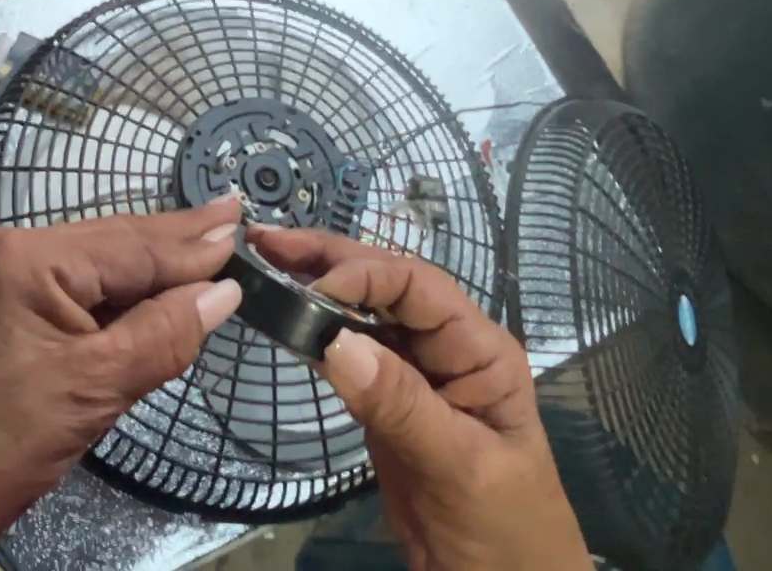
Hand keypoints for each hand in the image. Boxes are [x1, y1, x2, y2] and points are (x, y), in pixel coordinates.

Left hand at [0, 199, 244, 570]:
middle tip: (232, 212)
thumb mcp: (90, 392)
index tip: (242, 229)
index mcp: (31, 260)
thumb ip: (162, 335)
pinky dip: (126, 293)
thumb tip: (225, 292)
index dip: (191, 245)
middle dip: (177, 240)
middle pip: (117, 243)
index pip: (132, 246)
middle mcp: (19, 251)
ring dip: (156, 265)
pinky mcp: (12, 306)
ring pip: (102, 265)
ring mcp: (11, 277)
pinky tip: (161, 282)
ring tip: (211, 237)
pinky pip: (83, 289)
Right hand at [252, 228, 591, 570]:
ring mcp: (412, 369)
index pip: (417, 286)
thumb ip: (400, 403)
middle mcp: (444, 344)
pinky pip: (347, 351)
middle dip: (328, 258)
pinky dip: (314, 330)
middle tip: (266, 240)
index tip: (309, 288)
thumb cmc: (505, 532)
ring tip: (266, 261)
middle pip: (384, 284)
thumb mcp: (460, 466)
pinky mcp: (384, 398)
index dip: (362, 275)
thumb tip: (331, 338)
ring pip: (360, 311)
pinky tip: (285, 315)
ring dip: (314, 284)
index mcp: (477, 347)